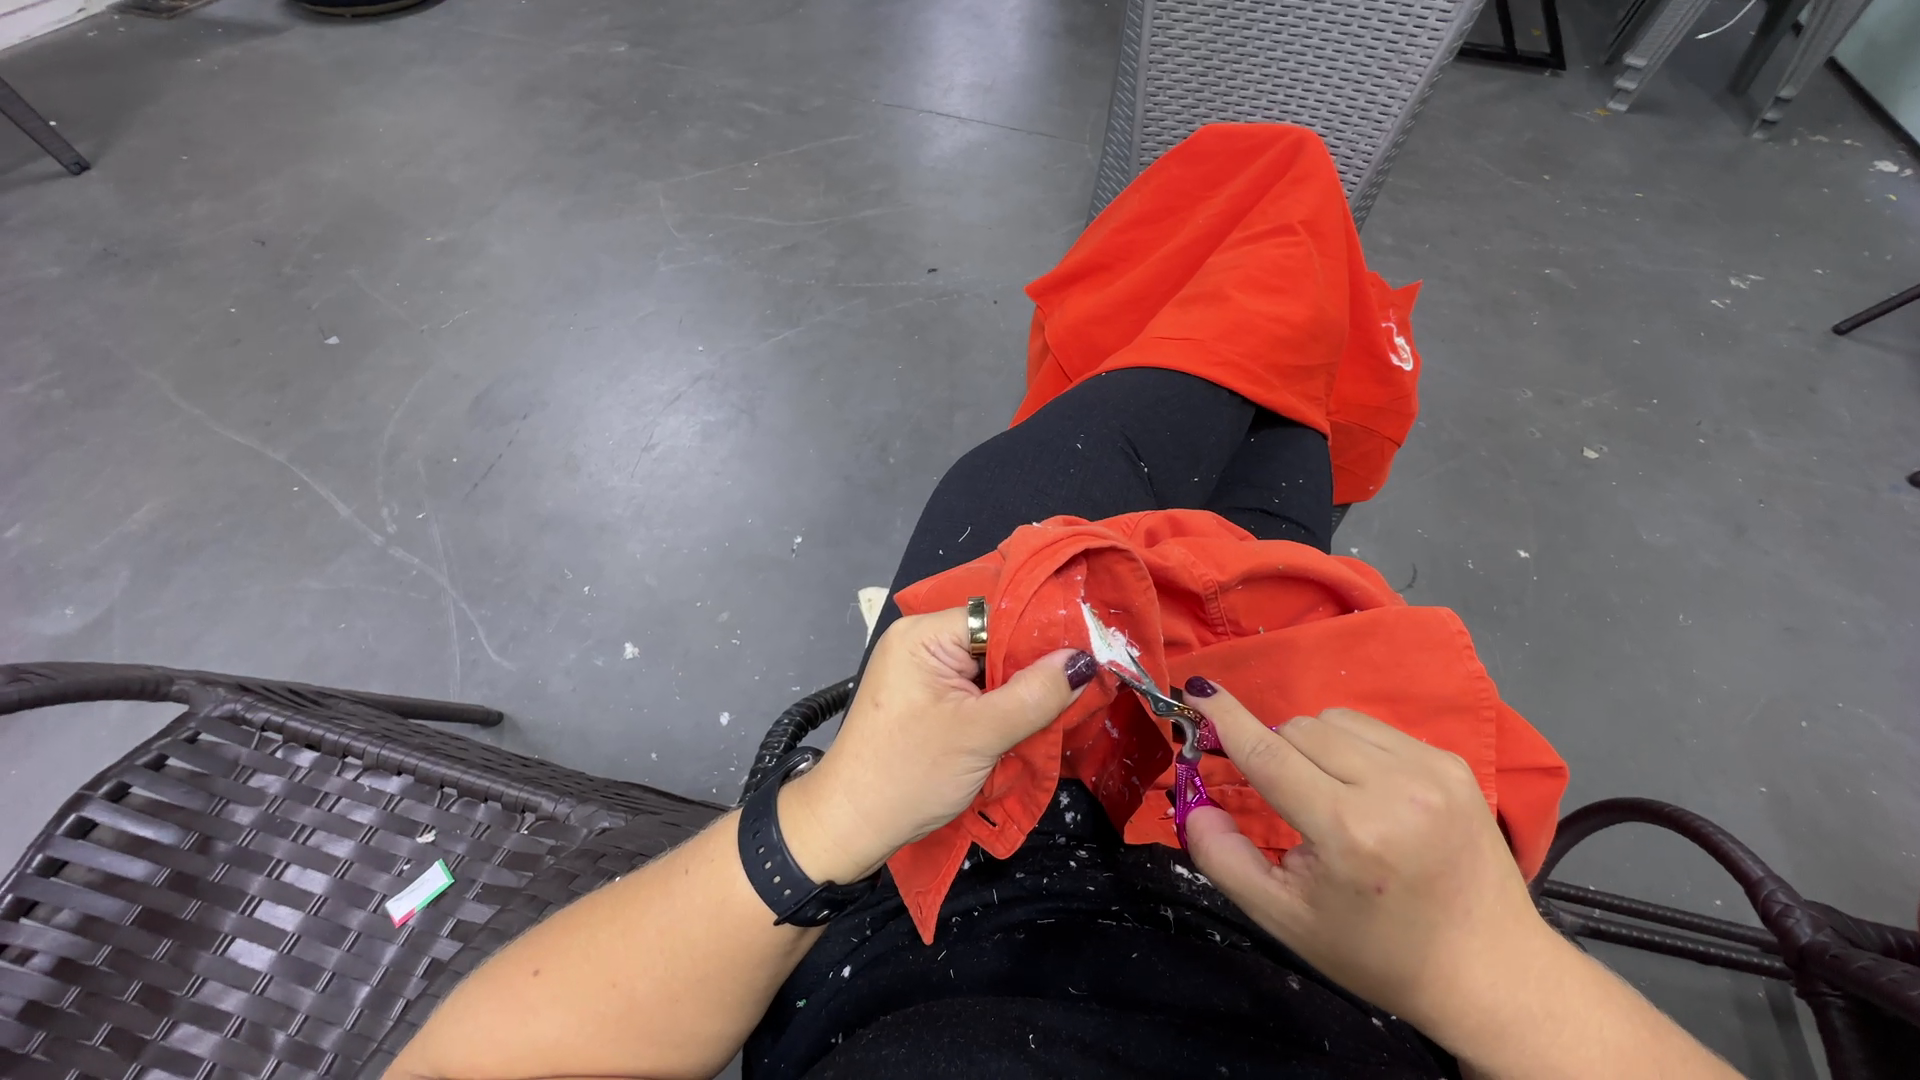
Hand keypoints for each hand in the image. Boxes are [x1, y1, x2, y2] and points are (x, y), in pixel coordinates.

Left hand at [778, 608, 1095, 883]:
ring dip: (1024, 689)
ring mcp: (924, 673)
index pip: (998, 615)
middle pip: (997, 640)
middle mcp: (922, 643)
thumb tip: (1086, 659)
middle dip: (1038, 664)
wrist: (849, 827)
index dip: (1044, 632)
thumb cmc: (907, 775)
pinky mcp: (929, 701)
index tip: (1092, 651)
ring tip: (1070, 700)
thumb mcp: (979, 734)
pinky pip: (979, 690)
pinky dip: (1005, 705)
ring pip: (992, 669)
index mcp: (924, 634)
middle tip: (1089, 681)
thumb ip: (1035, 694)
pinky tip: (1036, 717)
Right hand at [1180, 682, 1557, 1033]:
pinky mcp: (1454, 764)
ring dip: (1312, 745)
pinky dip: (1351, 747)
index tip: (1195, 690)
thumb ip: (1223, 858)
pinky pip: (1373, 728)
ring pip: (1334, 720)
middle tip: (1284, 799)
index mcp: (1350, 831)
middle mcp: (1394, 788)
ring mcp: (1431, 770)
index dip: (1226, 720)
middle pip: (1297, 730)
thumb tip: (1195, 804)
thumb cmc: (1376, 951)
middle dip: (1274, 752)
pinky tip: (1366, 791)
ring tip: (1328, 794)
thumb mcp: (1284, 919)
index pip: (1269, 755)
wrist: (1491, 972)